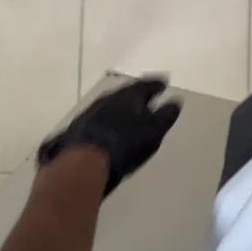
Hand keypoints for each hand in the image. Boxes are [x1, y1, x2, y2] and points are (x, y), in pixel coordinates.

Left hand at [37, 78, 181, 193]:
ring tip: (127, 114)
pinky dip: (106, 120)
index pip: (148, 84)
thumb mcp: (153, 132)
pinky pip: (97, 119)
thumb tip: (175, 101)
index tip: (164, 84)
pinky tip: (106, 130)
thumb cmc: (124, 146)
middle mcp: (110, 97)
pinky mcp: (76, 128)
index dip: (157, 84)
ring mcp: (90, 112)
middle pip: (127, 93)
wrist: (81, 166)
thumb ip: (165, 116)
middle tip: (146, 98)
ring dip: (119, 108)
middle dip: (137, 95)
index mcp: (130, 95)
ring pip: (110, 105)